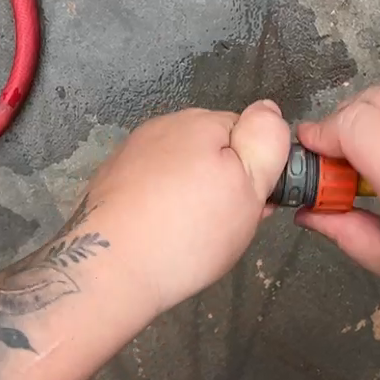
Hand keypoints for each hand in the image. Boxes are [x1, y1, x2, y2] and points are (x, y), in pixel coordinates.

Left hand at [80, 102, 290, 314]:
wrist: (110, 268)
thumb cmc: (187, 232)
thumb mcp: (248, 187)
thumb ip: (266, 141)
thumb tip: (269, 110)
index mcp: (200, 123)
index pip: (247, 134)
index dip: (256, 171)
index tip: (253, 205)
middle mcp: (164, 127)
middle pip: (212, 149)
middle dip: (223, 182)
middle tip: (223, 225)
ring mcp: (133, 151)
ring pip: (181, 168)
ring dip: (191, 193)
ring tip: (189, 234)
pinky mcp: (111, 178)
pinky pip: (151, 185)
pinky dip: (160, 204)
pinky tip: (160, 232)